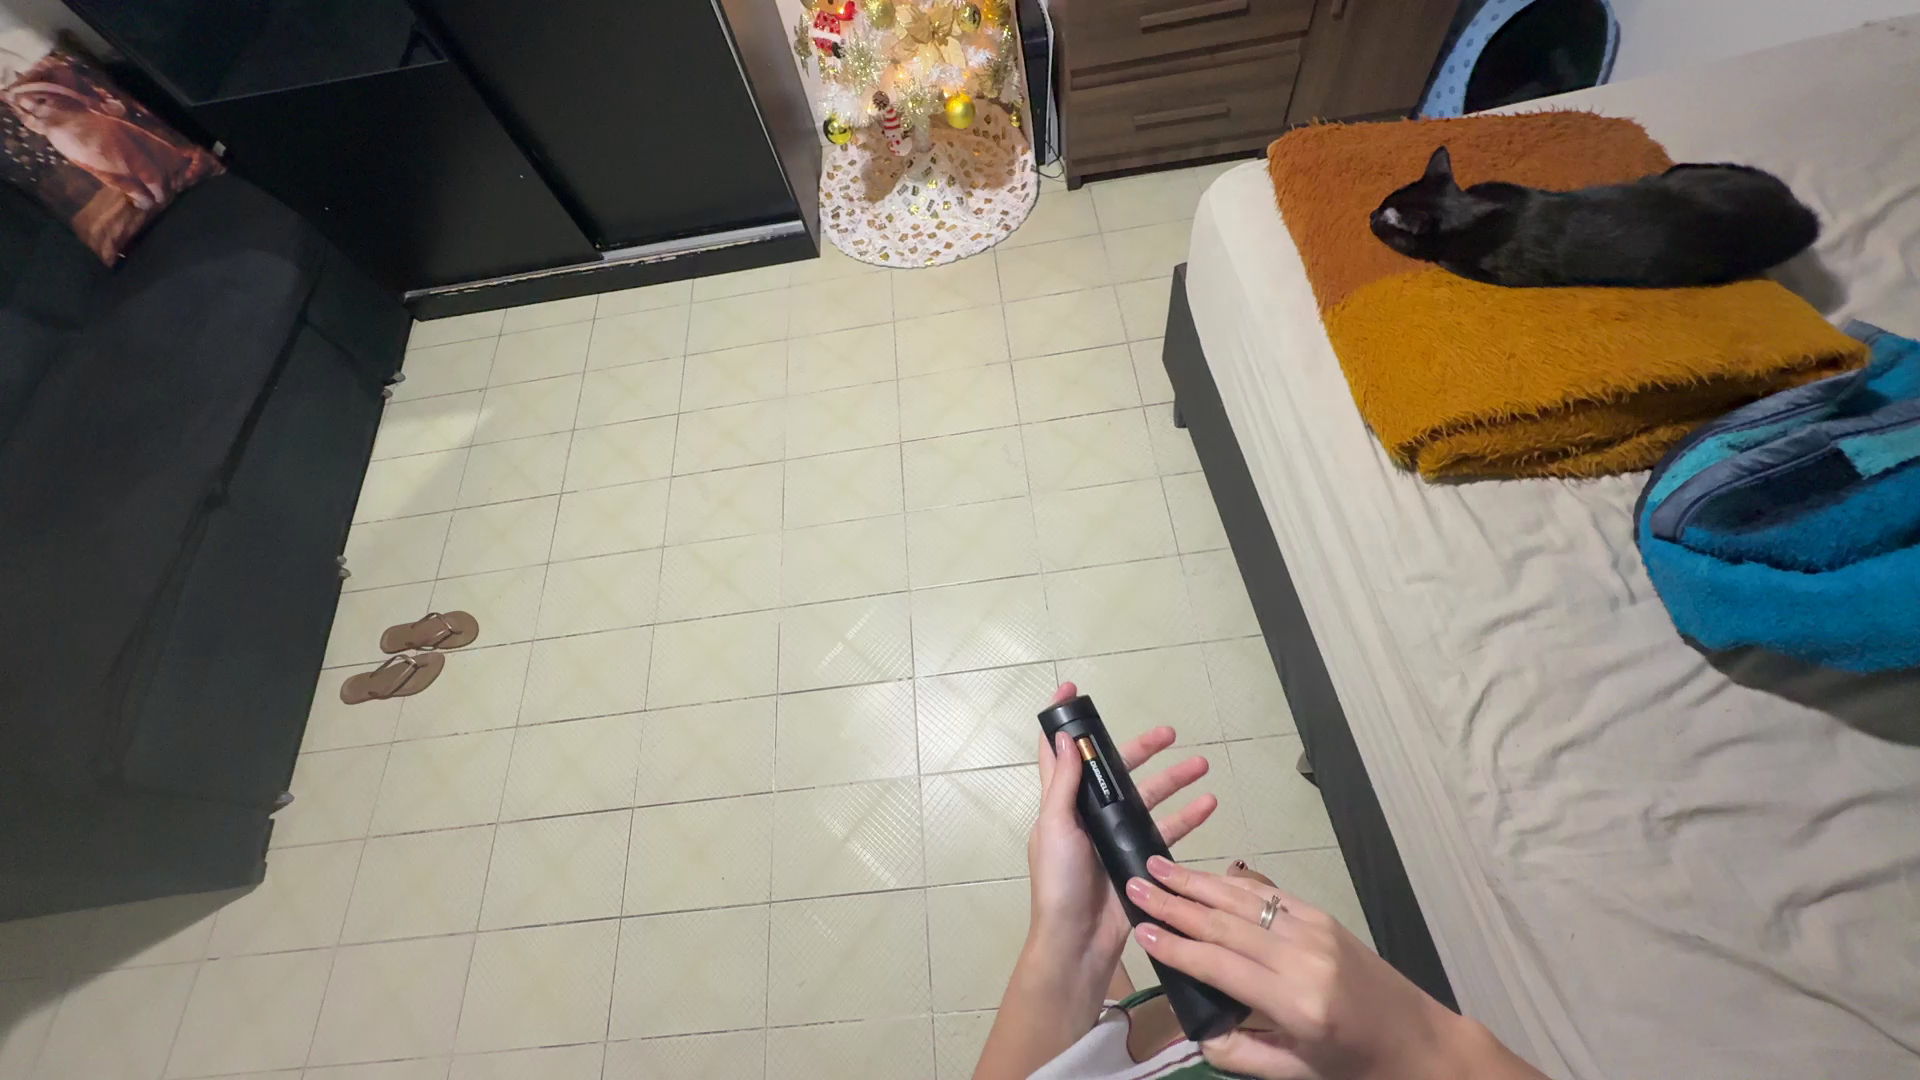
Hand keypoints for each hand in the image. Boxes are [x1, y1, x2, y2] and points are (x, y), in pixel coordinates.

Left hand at [1027, 683, 1216, 977]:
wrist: (1079, 944)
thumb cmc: (1059, 883)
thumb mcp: (1055, 826)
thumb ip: (1063, 783)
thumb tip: (1067, 737)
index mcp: (1063, 802)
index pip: (1060, 752)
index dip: (1063, 721)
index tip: (1071, 690)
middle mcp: (1089, 812)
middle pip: (1117, 770)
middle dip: (1141, 749)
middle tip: (1169, 732)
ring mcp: (1115, 834)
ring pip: (1148, 797)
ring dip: (1174, 780)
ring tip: (1201, 764)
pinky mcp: (1138, 857)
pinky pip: (1167, 831)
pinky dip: (1187, 817)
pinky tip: (1208, 804)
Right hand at [1126, 858, 1546, 1079]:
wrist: (1422, 1041)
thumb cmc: (1356, 1066)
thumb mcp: (1299, 1074)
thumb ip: (1241, 1054)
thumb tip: (1195, 1029)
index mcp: (1296, 1004)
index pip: (1220, 966)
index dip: (1176, 947)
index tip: (1139, 928)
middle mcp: (1301, 957)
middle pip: (1223, 921)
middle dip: (1174, 901)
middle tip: (1135, 882)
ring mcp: (1311, 928)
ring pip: (1240, 897)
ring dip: (1195, 879)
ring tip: (1157, 865)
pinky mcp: (1319, 913)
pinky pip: (1265, 891)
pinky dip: (1229, 880)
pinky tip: (1203, 872)